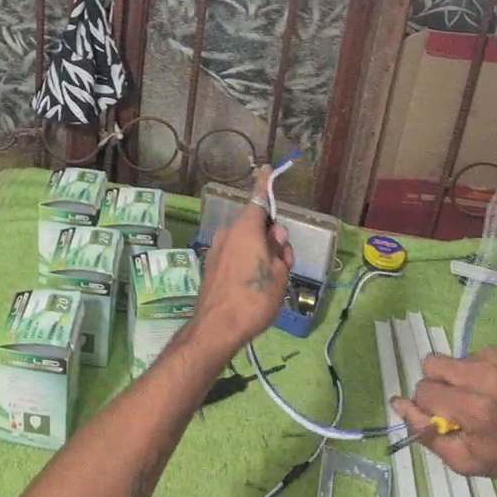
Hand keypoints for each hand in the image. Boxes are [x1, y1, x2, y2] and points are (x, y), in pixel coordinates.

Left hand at [190, 167, 293, 355]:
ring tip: (270, 283)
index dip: (265, 184)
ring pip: (246, 242)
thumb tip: (276, 234)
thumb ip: (279, 249)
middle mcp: (229, 232)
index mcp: (246, 228)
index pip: (259, 199)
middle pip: (256, 225)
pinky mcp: (212, 265)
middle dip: (271, 237)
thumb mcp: (279, 273)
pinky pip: (235, 255)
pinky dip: (247, 262)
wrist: (217, 327)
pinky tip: (253, 288)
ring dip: (260, 253)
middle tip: (284, 263)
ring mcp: (218, 249)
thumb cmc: (254, 298)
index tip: (267, 168)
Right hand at [392, 349, 496, 496]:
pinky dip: (473, 372)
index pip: (424, 391)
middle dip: (435, 386)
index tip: (442, 420)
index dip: (426, 407)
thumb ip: (425, 432)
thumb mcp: (463, 461)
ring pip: (450, 359)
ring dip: (454, 378)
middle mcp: (486, 379)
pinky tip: (490, 391)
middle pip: (431, 364)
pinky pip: (470, 355)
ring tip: (475, 398)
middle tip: (453, 406)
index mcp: (475, 410)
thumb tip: (398, 402)